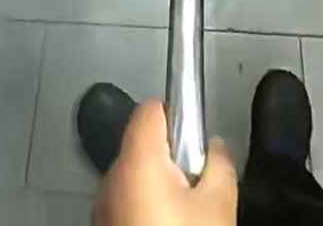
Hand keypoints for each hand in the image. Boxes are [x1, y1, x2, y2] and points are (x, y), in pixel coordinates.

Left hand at [94, 100, 234, 225]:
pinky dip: (146, 209)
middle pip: (143, 143)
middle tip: (198, 186)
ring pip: (136, 176)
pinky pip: (127, 202)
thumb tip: (215, 147)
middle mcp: (112, 176)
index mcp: (136, 158)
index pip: (152, 108)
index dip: (178, 115)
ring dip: (160, 186)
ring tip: (186, 218)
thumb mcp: (217, 207)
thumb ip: (219, 164)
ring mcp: (103, 206)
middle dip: (172, 157)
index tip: (196, 140)